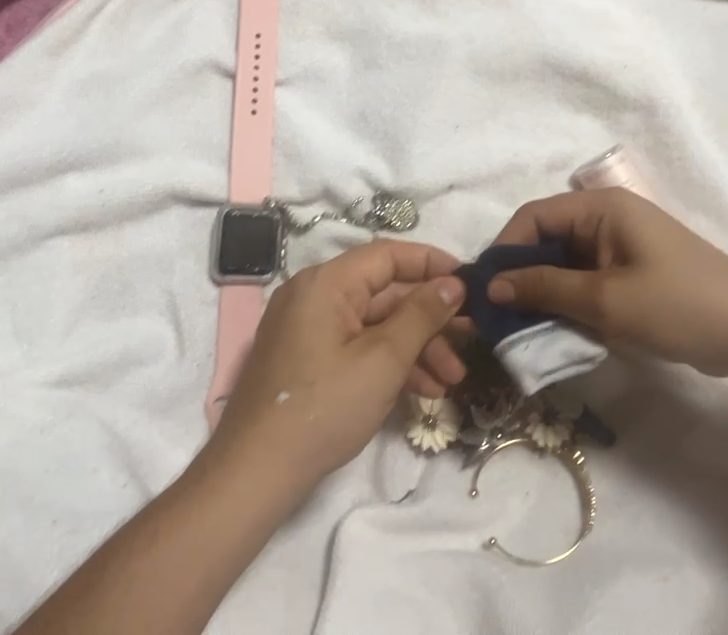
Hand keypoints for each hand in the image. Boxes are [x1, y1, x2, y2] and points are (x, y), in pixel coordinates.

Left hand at [206, 240, 467, 490]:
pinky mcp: (307, 360)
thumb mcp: (383, 360)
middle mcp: (313, 297)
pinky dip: (389, 364)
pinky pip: (357, 347)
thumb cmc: (324, 407)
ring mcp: (308, 330)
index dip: (432, 264)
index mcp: (325, 283)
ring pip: (375, 325)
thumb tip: (453, 283)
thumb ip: (421, 316)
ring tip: (451, 380)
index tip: (471, 285)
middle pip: (384, 294)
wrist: (256, 472)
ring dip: (415, 348)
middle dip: (430, 321)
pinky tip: (422, 392)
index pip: (388, 255)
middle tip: (470, 343)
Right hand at [487, 189, 727, 377]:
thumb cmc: (680, 306)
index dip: (505, 249)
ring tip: (522, 331)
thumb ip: (544, 289)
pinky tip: (557, 332)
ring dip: (543, 295)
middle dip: (521, 277)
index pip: (534, 217)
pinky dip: (568, 304)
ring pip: (564, 266)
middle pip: (547, 241)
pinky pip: (586, 284)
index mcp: (602, 208)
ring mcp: (622, 249)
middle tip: (497, 318)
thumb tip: (491, 286)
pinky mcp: (632, 277)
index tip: (484, 290)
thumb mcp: (605, 300)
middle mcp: (608, 220)